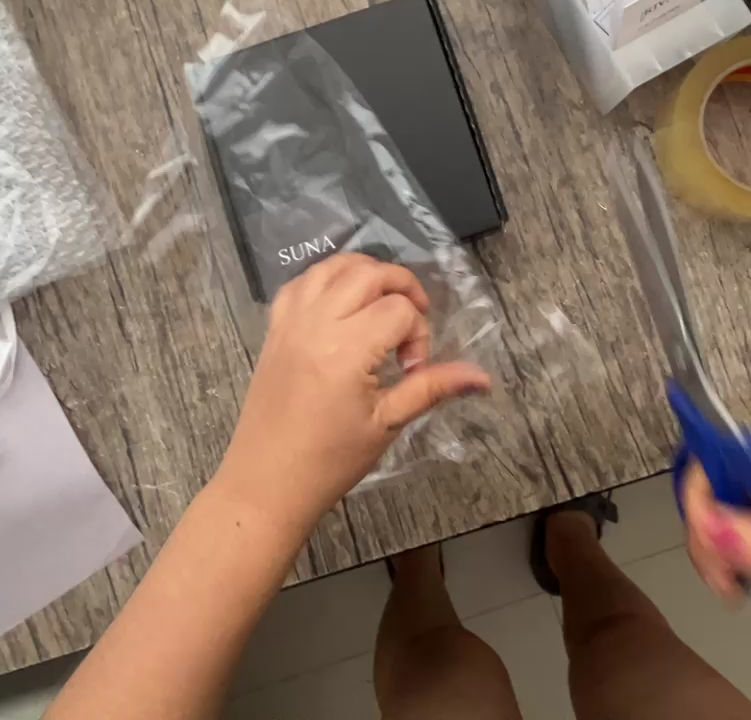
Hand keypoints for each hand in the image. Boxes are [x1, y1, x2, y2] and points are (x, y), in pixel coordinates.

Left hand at [212, 254, 491, 533]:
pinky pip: (300, 282)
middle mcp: (317, 324)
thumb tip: (482, 378)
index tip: (413, 368)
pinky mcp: (274, 328)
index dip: (418, 334)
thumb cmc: (330, 460)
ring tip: (382, 301)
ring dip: (364, 273)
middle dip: (401, 287)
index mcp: (347, 350)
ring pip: (332, 267)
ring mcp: (291, 322)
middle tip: (412, 319)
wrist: (267, 482)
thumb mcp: (388, 424)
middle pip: (368, 274)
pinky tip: (341, 301)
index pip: (399, 311)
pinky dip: (326, 279)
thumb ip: (432, 388)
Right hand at [680, 446, 750, 672]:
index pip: (717, 463)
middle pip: (718, 486)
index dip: (698, 506)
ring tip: (736, 592)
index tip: (710, 561)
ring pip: (728, 508)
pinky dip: (738, 553)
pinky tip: (750, 584)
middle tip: (723, 586)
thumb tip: (704, 525)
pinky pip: (748, 524)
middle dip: (707, 534)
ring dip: (720, 548)